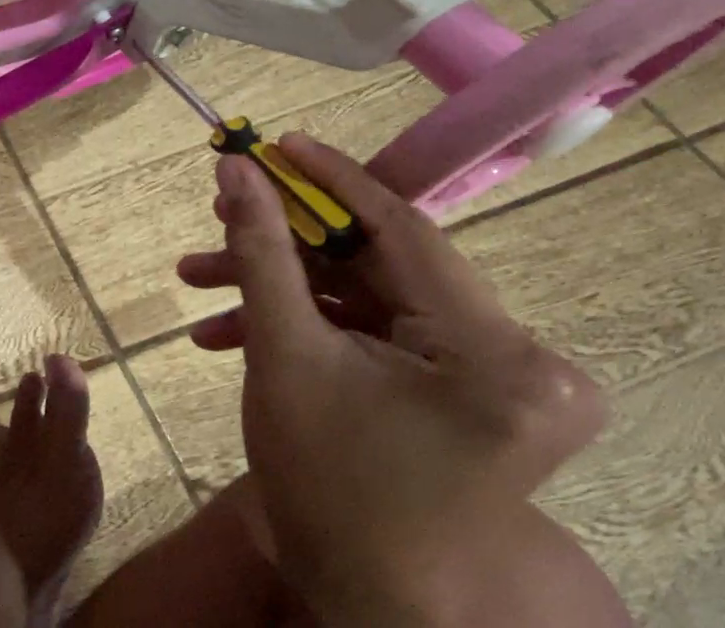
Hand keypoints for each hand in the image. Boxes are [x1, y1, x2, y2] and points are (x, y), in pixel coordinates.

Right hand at [176, 134, 607, 627]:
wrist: (362, 593)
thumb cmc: (324, 481)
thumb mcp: (280, 353)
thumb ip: (259, 251)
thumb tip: (234, 169)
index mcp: (498, 355)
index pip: (407, 232)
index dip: (331, 180)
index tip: (274, 142)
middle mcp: (525, 360)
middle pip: (384, 267)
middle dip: (286, 248)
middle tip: (214, 221)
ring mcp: (502, 381)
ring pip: (373, 299)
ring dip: (285, 291)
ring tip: (198, 285)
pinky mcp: (472, 395)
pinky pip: (382, 335)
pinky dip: (312, 327)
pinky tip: (234, 332)